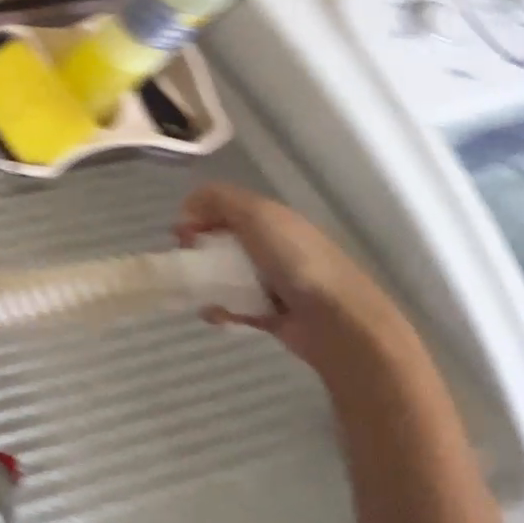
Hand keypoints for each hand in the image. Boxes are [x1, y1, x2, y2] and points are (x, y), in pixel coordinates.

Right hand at [176, 184, 409, 372]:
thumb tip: (188, 210)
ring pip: (226, 275)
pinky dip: (220, 310)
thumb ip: (218, 198)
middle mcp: (276, 248)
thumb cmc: (296, 262)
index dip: (198, 215)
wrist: (340, 324)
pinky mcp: (273, 314)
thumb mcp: (257, 213)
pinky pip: (235, 307)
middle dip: (198, 248)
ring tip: (196, 291)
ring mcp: (276, 283)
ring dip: (205, 281)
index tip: (183, 232)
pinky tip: (214, 314)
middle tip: (187, 259)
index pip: (225, 208)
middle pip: (223, 241)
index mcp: (275, 221)